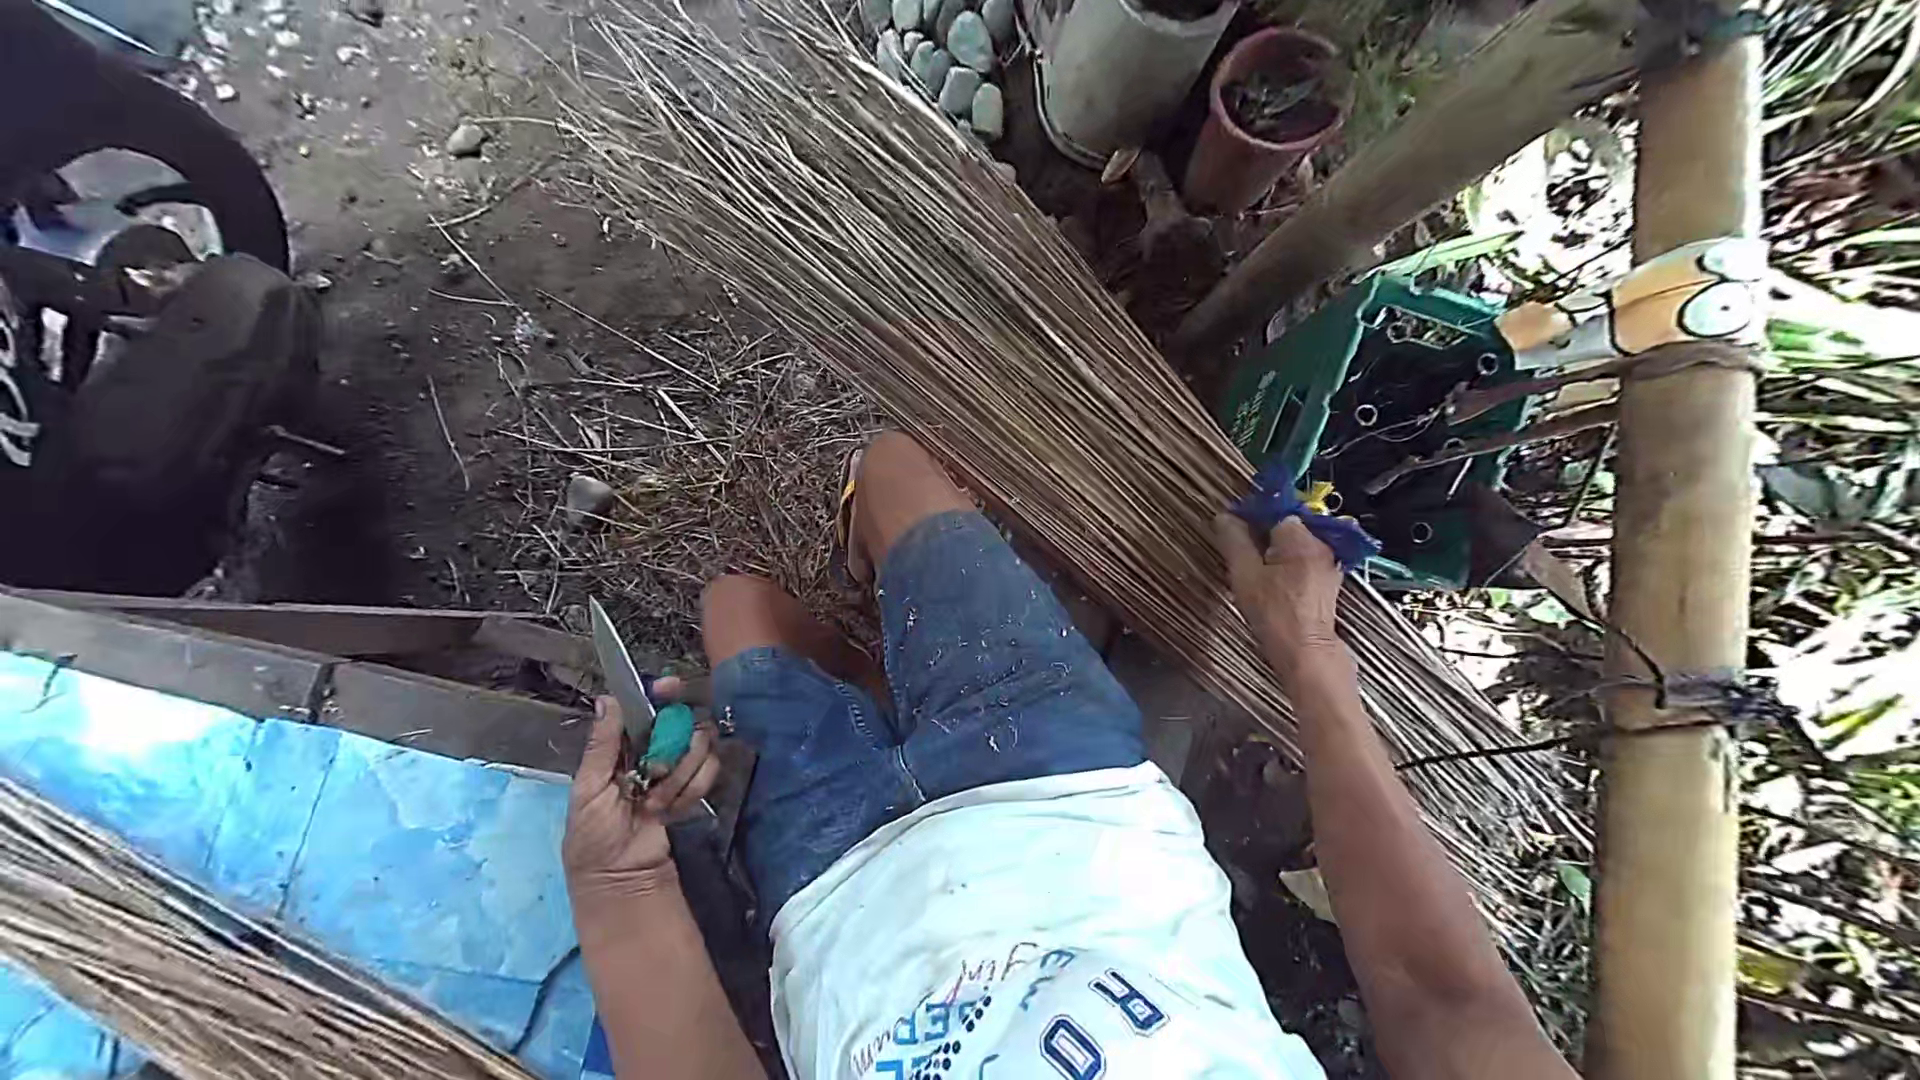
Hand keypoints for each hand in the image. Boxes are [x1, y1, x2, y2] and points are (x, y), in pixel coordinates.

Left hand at [563, 684, 719, 915]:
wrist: (622, 878)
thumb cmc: (593, 837)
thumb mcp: (588, 790)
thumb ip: (602, 745)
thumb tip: (607, 699)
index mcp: (624, 745)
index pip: (649, 707)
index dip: (663, 694)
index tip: (669, 689)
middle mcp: (655, 749)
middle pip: (683, 720)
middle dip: (673, 746)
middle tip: (654, 773)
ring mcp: (679, 767)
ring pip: (700, 745)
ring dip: (679, 776)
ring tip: (655, 802)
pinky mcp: (697, 785)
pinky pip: (708, 771)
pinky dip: (690, 791)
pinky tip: (671, 810)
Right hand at [1214, 514, 1345, 675]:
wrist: (1304, 650)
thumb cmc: (1274, 614)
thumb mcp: (1244, 574)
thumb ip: (1234, 541)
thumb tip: (1224, 516)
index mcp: (1301, 538)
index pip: (1274, 509)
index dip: (1250, 515)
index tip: (1232, 528)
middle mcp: (1321, 544)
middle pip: (1285, 524)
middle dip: (1261, 533)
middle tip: (1241, 554)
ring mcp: (1327, 561)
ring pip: (1293, 542)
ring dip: (1272, 549)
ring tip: (1254, 569)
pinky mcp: (1326, 577)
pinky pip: (1302, 557)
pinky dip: (1285, 562)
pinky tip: (1270, 580)